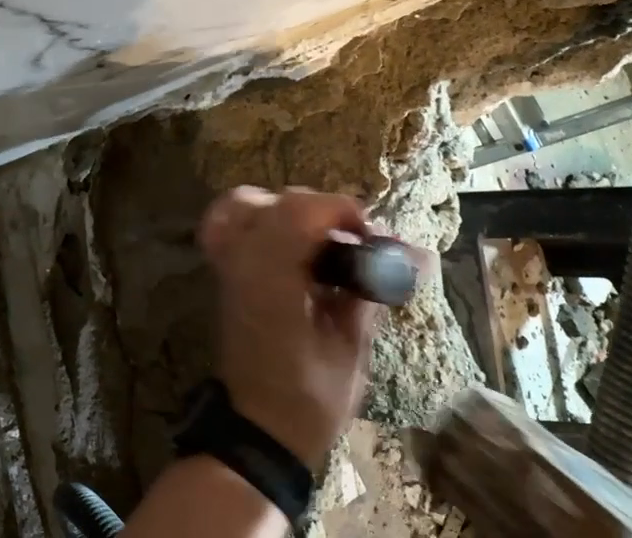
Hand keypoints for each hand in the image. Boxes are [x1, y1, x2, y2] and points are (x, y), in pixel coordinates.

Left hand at [198, 185, 380, 469]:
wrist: (257, 429)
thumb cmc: (309, 400)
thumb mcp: (350, 349)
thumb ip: (367, 293)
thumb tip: (409, 256)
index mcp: (270, 279)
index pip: (298, 211)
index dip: (340, 209)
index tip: (373, 235)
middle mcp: (241, 261)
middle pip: (274, 202)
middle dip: (319, 210)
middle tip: (352, 239)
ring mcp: (225, 266)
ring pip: (243, 204)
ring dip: (287, 210)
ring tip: (323, 239)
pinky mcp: (222, 275)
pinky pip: (228, 226)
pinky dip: (259, 219)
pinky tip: (292, 243)